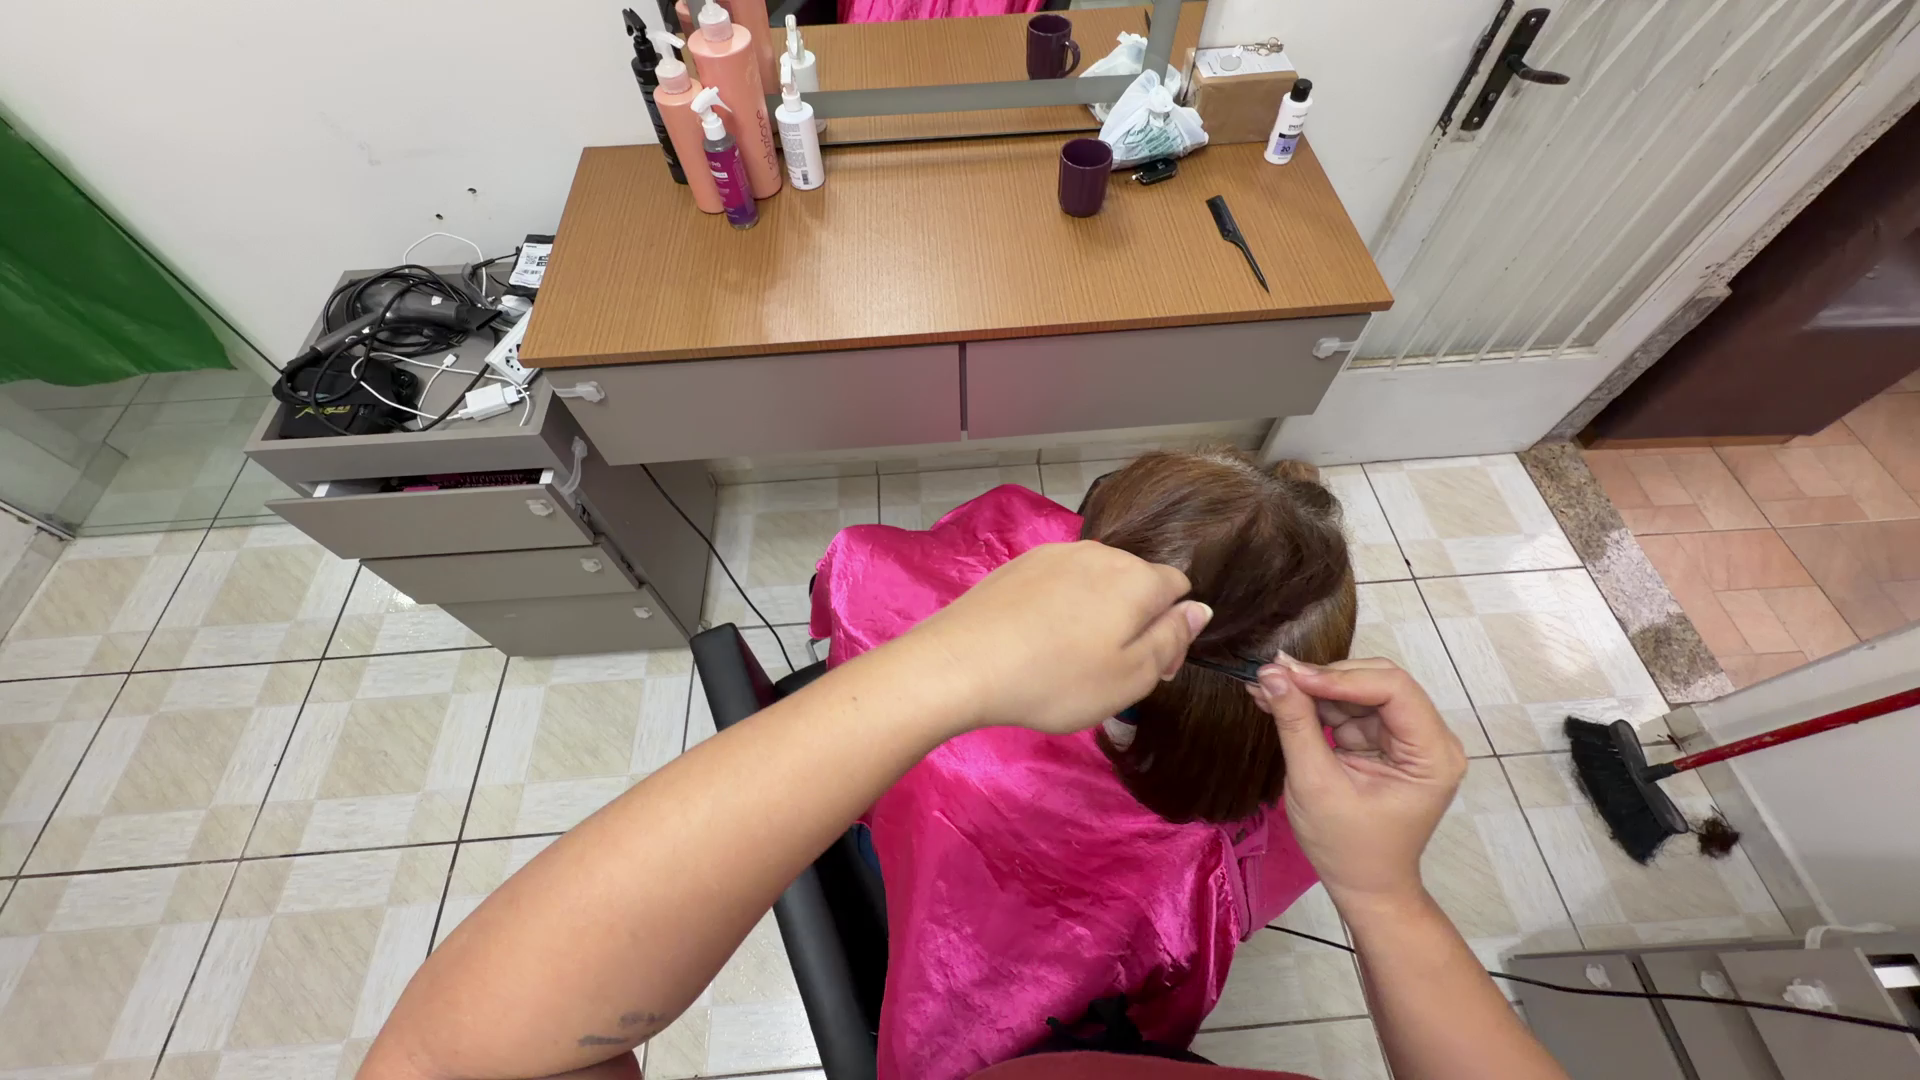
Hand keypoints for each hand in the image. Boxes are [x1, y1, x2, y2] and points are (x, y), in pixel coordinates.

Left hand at [899, 540, 1210, 735]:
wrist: (962, 662)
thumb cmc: (1056, 679)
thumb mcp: (1131, 676)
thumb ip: (1172, 639)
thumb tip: (1198, 609)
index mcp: (1137, 578)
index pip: (1178, 589)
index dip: (1171, 630)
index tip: (1148, 669)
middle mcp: (1100, 553)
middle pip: (1136, 582)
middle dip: (1134, 620)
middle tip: (1106, 671)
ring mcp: (1055, 553)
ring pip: (1096, 581)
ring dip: (1095, 613)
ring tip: (1066, 657)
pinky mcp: (1020, 563)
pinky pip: (1059, 581)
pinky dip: (1059, 606)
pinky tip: (1036, 638)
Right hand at [1249, 657, 1466, 911]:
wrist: (1361, 885)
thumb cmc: (1346, 845)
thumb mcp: (1315, 783)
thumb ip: (1296, 724)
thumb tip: (1271, 673)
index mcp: (1431, 754)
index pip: (1393, 689)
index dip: (1340, 677)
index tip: (1289, 676)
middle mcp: (1426, 738)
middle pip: (1376, 681)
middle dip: (1323, 677)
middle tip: (1273, 676)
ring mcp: (1402, 737)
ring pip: (1356, 688)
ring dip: (1311, 687)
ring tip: (1265, 685)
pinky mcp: (1378, 740)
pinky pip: (1344, 706)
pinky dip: (1311, 701)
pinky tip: (1276, 698)